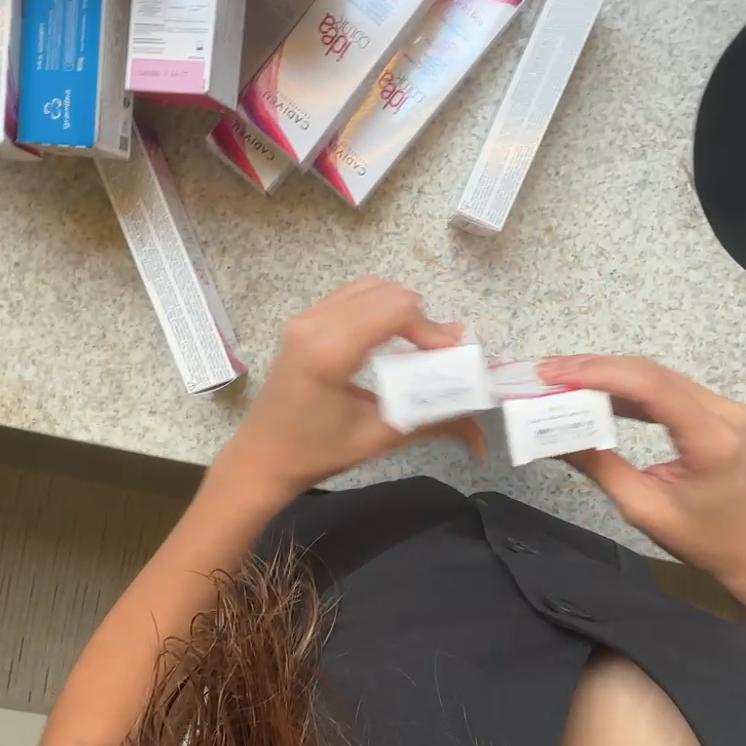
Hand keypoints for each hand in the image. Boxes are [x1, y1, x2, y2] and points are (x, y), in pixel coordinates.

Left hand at [214, 279, 486, 501]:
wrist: (262, 457)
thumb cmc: (317, 453)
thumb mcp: (380, 438)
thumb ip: (434, 424)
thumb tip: (483, 433)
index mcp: (330, 351)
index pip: (396, 310)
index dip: (432, 329)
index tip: (451, 357)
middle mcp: (314, 323)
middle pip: (388, 293)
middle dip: (420, 319)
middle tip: (436, 354)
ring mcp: (305, 318)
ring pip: (371, 288)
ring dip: (400, 310)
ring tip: (415, 346)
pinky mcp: (303, 321)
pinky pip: (352, 296)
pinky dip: (379, 309)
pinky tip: (387, 341)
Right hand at [536, 355, 745, 595]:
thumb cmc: (702, 539)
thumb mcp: (642, 507)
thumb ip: (598, 466)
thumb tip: (552, 437)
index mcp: (711, 438)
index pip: (651, 388)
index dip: (600, 374)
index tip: (554, 374)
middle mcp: (722, 411)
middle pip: (650, 373)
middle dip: (594, 369)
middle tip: (546, 372)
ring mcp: (720, 407)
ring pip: (654, 375)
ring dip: (606, 374)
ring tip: (560, 377)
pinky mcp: (711, 411)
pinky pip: (662, 388)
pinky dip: (624, 388)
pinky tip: (591, 390)